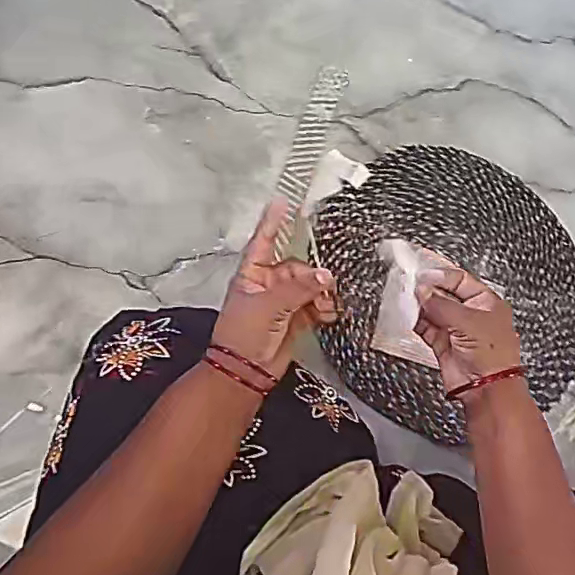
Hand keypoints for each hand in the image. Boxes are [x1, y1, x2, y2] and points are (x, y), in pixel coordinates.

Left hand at [209, 201, 339, 381]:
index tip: (282, 202)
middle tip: (324, 287)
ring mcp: (283, 301)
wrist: (247, 372)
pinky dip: (324, 308)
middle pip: (297, 267)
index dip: (272, 223)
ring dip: (321, 294)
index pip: (263, 241)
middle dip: (312, 276)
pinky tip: (328, 314)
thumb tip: (326, 276)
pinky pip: (316, 304)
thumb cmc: (245, 333)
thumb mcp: (269, 306)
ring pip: (310, 286)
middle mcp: (268, 284)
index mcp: (252, 274)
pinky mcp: (296, 318)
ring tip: (325, 306)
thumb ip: (299, 288)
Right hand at [413, 267, 522, 397]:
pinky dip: (417, 322)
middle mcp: (472, 314)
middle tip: (412, 287)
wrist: (487, 388)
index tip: (424, 275)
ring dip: (420, 306)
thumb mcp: (468, 321)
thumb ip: (442, 304)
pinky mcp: (445, 344)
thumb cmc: (493, 355)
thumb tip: (424, 291)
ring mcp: (457, 330)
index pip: (461, 280)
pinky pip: (427, 328)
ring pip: (434, 311)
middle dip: (428, 291)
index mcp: (486, 302)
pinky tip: (409, 316)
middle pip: (445, 295)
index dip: (442, 276)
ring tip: (407, 300)